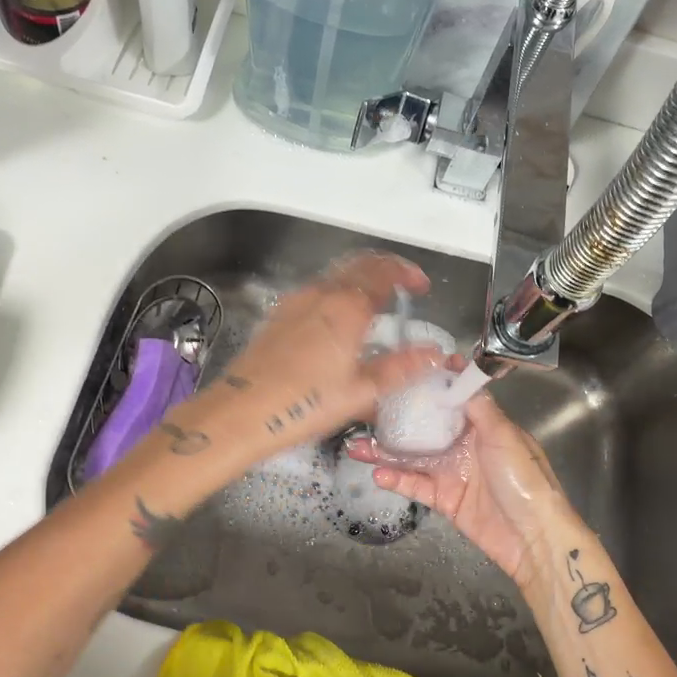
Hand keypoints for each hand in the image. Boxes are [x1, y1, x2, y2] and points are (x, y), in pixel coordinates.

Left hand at [169, 252, 450, 468]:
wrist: (242, 411)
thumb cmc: (305, 403)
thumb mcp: (361, 391)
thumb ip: (400, 368)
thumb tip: (434, 355)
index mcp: (348, 307)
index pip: (384, 273)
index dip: (407, 273)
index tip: (422, 284)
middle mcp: (323, 293)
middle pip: (360, 265)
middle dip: (386, 268)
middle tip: (404, 283)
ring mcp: (297, 300)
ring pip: (337, 274)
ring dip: (361, 277)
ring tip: (377, 298)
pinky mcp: (280, 313)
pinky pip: (318, 288)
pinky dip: (339, 289)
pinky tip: (341, 317)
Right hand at [347, 395, 575, 588]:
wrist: (534, 537)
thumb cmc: (524, 480)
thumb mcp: (505, 436)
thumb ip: (479, 408)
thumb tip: (461, 374)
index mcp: (484, 425)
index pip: (453, 399)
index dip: (431, 386)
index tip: (404, 372)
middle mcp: (466, 445)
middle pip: (426, 429)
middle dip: (397, 421)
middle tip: (366, 414)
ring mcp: (454, 473)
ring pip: (414, 457)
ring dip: (387, 453)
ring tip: (357, 447)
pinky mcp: (446, 500)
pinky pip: (417, 486)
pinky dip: (397, 480)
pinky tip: (377, 474)